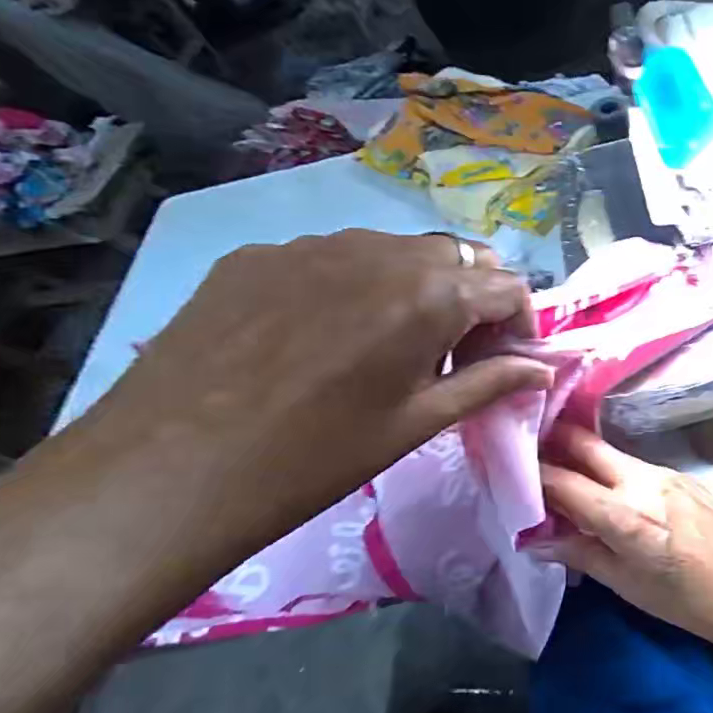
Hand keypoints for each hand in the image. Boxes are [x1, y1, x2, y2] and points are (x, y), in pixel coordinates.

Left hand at [0, 231, 553, 624]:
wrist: (171, 468)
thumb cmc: (316, 458)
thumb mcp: (414, 425)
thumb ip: (486, 385)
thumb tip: (540, 369)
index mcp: (429, 295)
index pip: (505, 284)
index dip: (518, 321)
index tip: (505, 358)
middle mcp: (379, 251)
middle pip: (454, 256)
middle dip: (470, 297)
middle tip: (449, 353)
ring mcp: (313, 245)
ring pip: (392, 251)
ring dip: (412, 287)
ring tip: (383, 344)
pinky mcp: (259, 254)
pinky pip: (328, 258)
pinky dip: (349, 286)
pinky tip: (316, 336)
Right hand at [538, 425, 712, 662]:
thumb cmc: (699, 605)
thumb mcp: (635, 589)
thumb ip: (584, 556)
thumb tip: (538, 540)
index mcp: (626, 516)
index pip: (562, 483)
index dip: (529, 474)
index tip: (502, 469)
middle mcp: (642, 482)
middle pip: (584, 444)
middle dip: (550, 440)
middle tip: (521, 448)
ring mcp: (664, 473)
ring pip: (607, 451)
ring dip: (577, 453)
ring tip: (552, 468)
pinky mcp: (680, 476)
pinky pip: (630, 463)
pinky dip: (605, 468)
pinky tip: (599, 486)